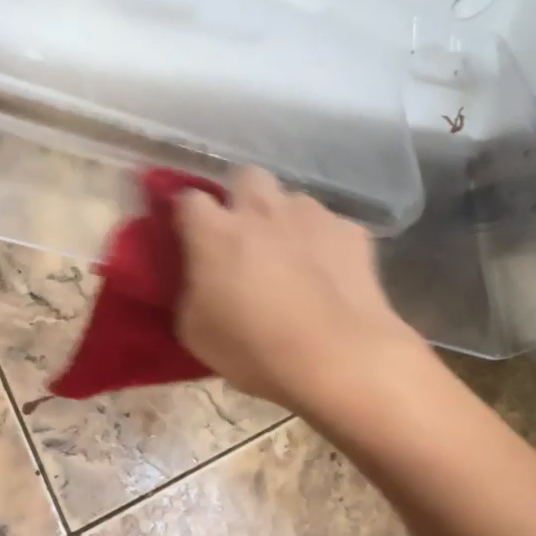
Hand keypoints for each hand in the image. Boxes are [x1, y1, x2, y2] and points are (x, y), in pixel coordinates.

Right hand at [175, 167, 427, 411]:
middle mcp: (261, 209)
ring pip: (289, 199)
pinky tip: (324, 276)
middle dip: (239, 198)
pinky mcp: (350, 230)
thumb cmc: (253, 349)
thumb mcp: (194, 331)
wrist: (337, 358)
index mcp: (215, 233)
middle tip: (240, 236)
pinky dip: (319, 243)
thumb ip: (188, 290)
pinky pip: (326, 225)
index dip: (185, 214)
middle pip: (245, 177)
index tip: (185, 235)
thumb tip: (194, 276)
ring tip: (287, 260)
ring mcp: (311, 214)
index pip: (187, 198)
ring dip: (282, 220)